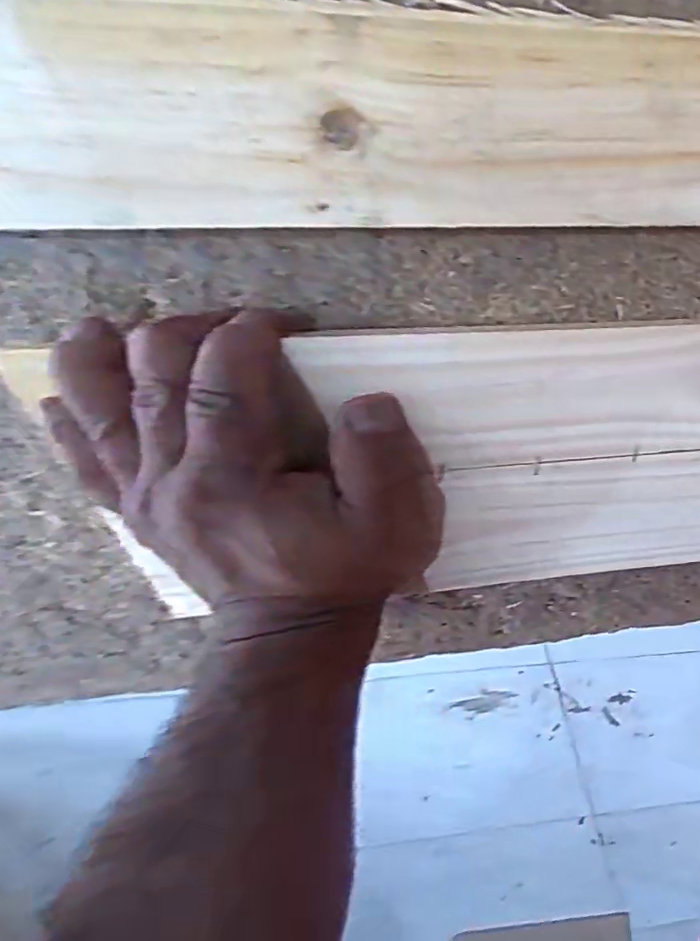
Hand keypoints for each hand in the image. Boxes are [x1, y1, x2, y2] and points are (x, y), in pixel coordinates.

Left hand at [41, 310, 444, 636]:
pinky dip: (68, 421)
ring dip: (101, 362)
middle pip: (151, 384)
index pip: (221, 384)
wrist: (294, 627)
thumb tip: (369, 399)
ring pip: (100, 413)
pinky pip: (84, 458)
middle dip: (184, 333)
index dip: (246, 336)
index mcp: (233, 476)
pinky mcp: (137, 511)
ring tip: (106, 326)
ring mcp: (144, 496)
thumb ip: (381, 456)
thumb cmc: (353, 566)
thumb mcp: (395, 516)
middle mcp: (170, 479)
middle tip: (232, 318)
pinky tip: (58, 396)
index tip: (285, 320)